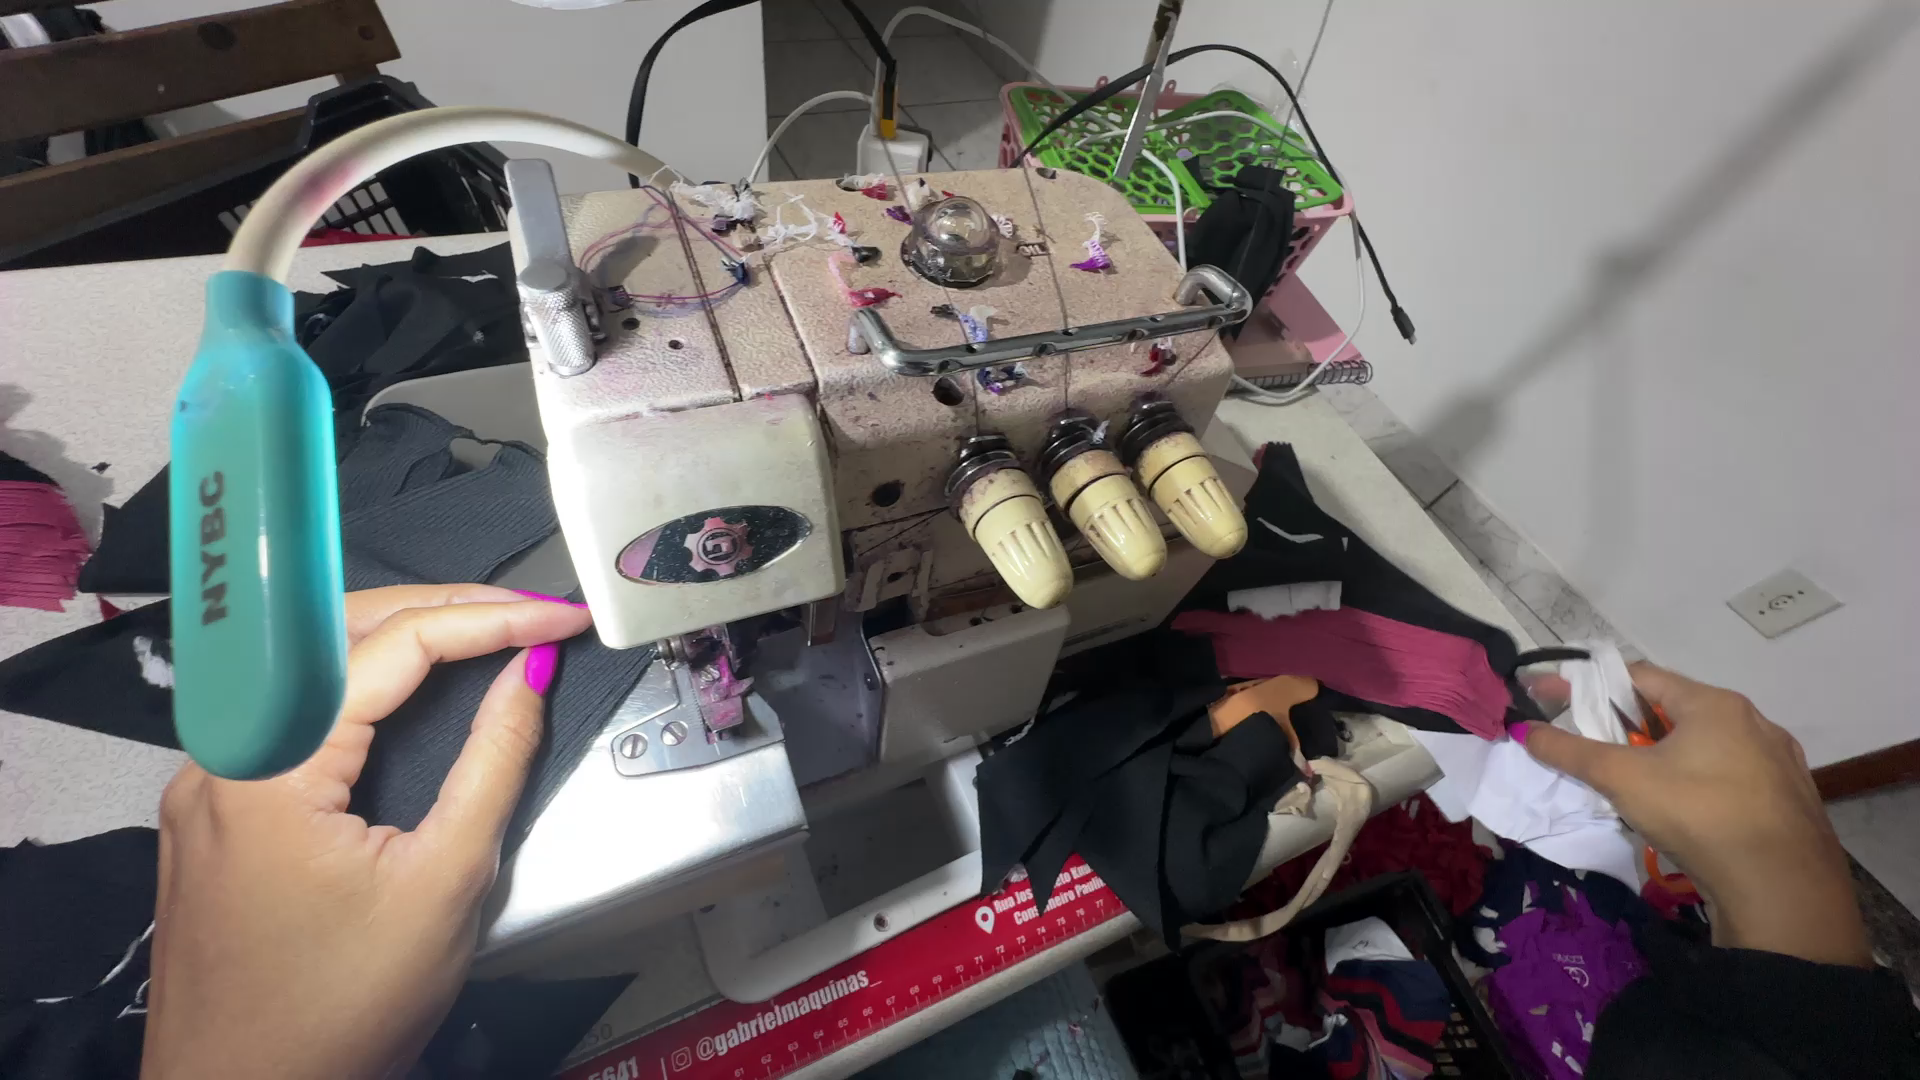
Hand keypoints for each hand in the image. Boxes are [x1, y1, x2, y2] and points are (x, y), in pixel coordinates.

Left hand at [141, 584, 592, 1079]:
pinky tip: (433, 675)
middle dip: (451, 606)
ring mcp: (218, 779)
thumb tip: (532, 669)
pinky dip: (385, 674)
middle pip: (342, 632)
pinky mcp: (232, 802)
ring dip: (417, 631)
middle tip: (535, 611)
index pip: (393, 648)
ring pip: (322, 662)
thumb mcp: (450, 872)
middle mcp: (225, 758)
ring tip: (500, 628)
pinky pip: (312, 704)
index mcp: (270, 770)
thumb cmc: (351, 999)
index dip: (492, 619)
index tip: (563, 617)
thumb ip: (496, 755)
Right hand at [1521, 662, 1869, 967]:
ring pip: (1695, 739)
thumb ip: (1564, 748)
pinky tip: (1671, 798)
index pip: (1636, 675)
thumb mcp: (1617, 776)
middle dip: (1617, 718)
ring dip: (1652, 747)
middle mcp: (1752, 722)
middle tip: (1580, 734)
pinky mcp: (1786, 796)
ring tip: (1621, 769)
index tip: (1548, 695)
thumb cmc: (1697, 813)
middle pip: (1666, 706)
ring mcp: (1777, 760)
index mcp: (1715, 704)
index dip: (1585, 682)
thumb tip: (1522, 729)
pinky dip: (1685, 771)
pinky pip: (1721, 768)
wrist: (1783, 893)